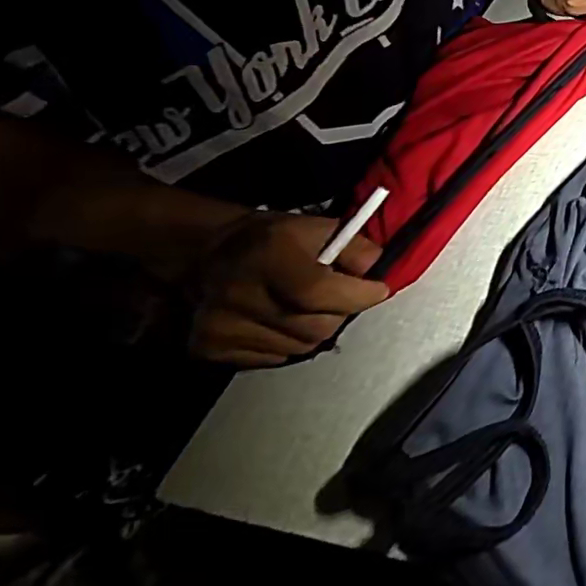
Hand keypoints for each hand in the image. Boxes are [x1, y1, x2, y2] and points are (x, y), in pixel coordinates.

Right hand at [187, 213, 388, 366]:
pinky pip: (275, 358)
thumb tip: (374, 267)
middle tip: (338, 298)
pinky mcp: (209, 349)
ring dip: (314, 330)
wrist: (207, 254)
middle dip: (339, 313)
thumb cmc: (274, 239)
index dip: (357, 295)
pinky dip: (288, 343)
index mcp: (269, 256)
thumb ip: (353, 246)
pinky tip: (279, 320)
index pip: (320, 291)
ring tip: (305, 308)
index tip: (378, 290)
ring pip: (300, 347)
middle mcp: (239, 294)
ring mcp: (220, 326)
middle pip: (317, 327)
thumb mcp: (318, 228)